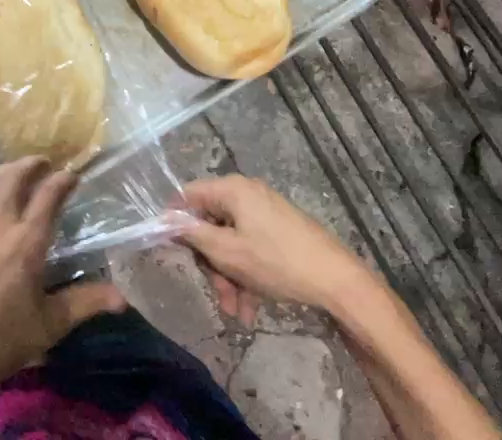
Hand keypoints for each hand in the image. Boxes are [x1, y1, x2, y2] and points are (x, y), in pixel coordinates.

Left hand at [0, 157, 126, 392]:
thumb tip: (123, 297)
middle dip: (31, 164)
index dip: (62, 180)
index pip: (48, 196)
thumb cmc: (2, 340)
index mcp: (27, 243)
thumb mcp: (50, 325)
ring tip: (14, 171)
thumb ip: (85, 303)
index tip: (73, 175)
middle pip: (14, 177)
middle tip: (44, 163)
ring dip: (4, 170)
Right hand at [174, 174, 376, 322]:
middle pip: (211, 224)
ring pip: (231, 242)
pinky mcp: (279, 233)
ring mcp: (265, 214)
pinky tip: (250, 308)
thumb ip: (192, 234)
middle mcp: (247, 195)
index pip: (188, 196)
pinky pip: (250, 249)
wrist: (339, 283)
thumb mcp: (227, 252)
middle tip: (217, 292)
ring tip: (237, 311)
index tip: (169, 250)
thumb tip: (163, 219)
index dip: (175, 221)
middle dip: (211, 263)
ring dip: (229, 277)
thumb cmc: (277, 262)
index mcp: (232, 190)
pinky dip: (247, 275)